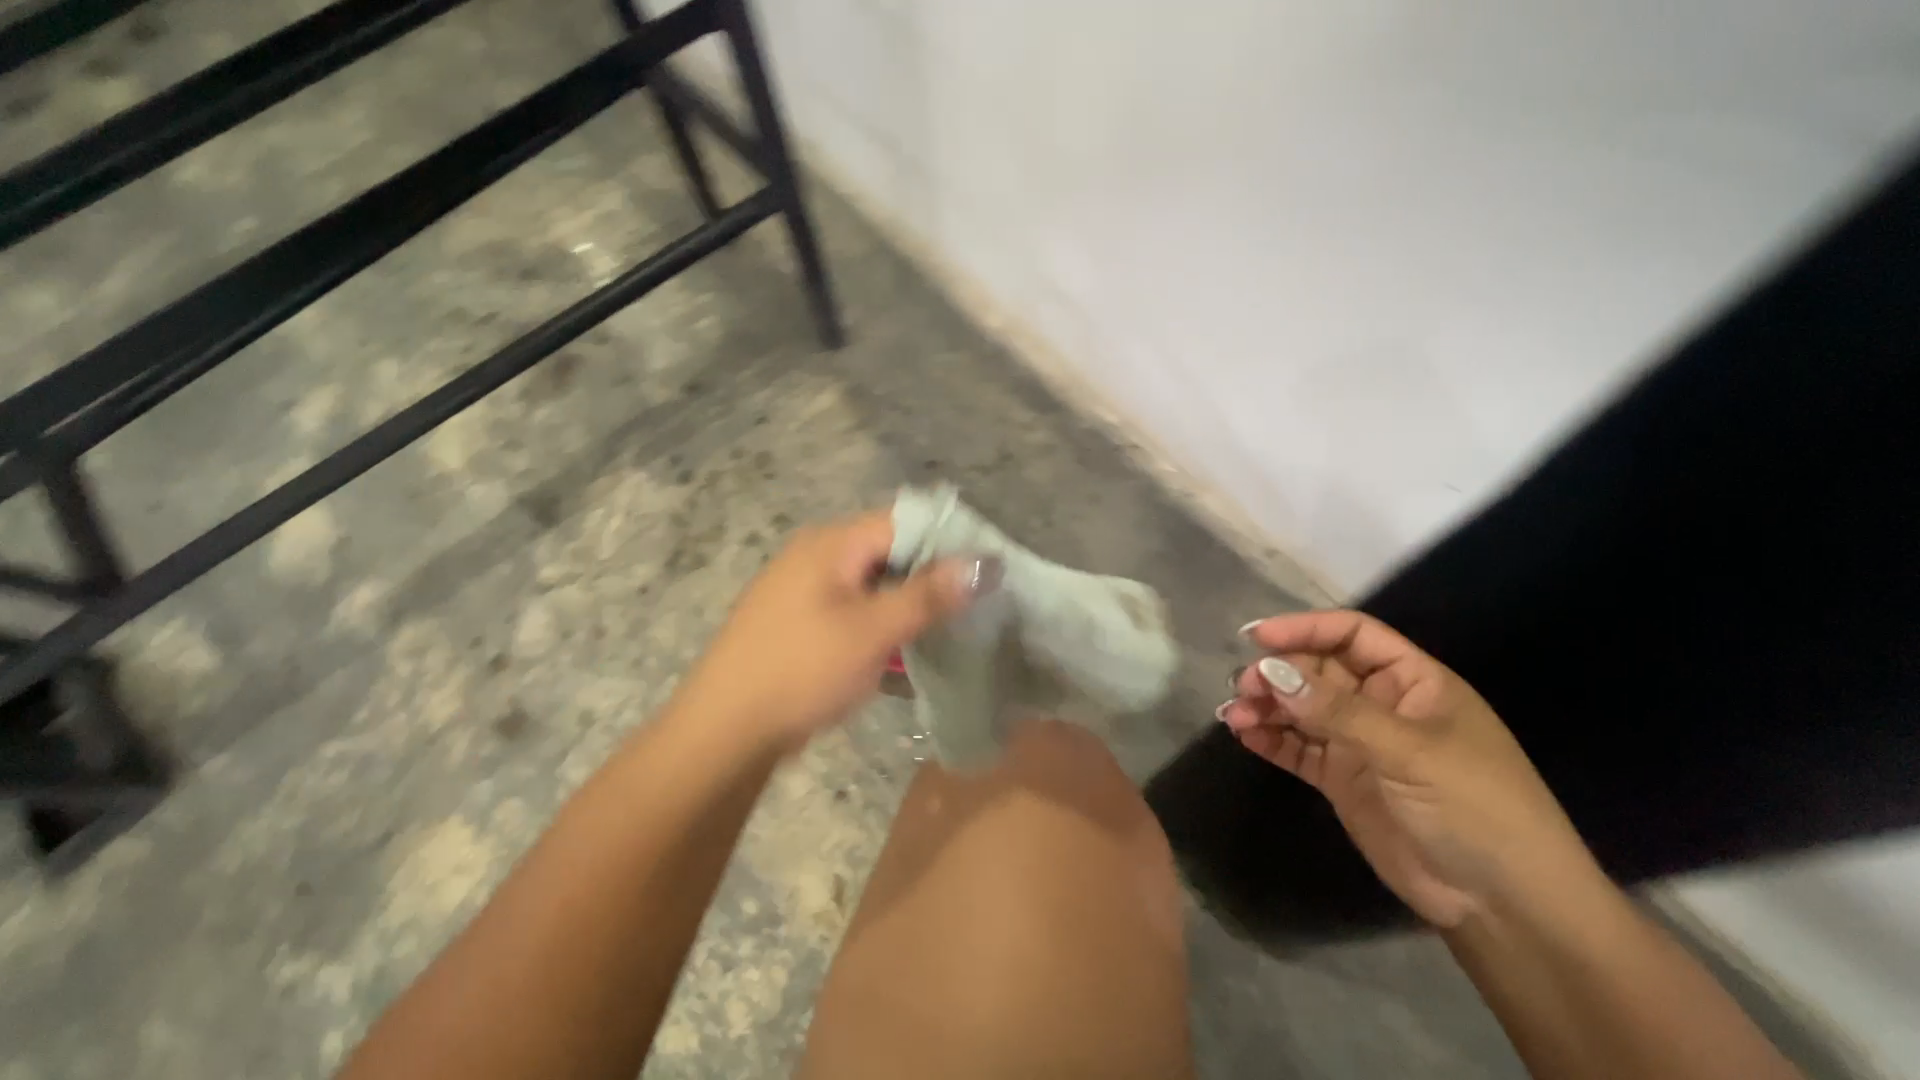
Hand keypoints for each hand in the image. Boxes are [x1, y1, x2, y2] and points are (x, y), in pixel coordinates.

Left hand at [670, 511, 990, 752]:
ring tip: (952, 631)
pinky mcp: (800, 626)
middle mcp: (815, 556)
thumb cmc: (801, 670)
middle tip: (979, 605)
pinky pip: (854, 612)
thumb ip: (928, 595)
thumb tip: (987, 561)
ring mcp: (804, 592)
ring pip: (873, 586)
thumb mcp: (871, 631)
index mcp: (831, 543)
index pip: (904, 522)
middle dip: (933, 577)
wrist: (725, 730)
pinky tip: (907, 654)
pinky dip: (883, 626)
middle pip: (889, 552)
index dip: (950, 540)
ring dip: (909, 606)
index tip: (991, 570)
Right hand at [1220, 610, 1595, 926]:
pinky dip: (1272, 741)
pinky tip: (1245, 736)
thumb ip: (1338, 711)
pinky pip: (1300, 750)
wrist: (1502, 901)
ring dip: (1268, 707)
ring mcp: (1363, 745)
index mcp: (1415, 682)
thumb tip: (1271, 672)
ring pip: (1304, 710)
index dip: (1306, 629)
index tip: (1257, 638)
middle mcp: (1385, 705)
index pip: (1354, 636)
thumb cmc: (1475, 807)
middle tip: (1243, 688)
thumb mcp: (1410, 751)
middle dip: (1279, 673)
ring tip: (1234, 716)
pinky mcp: (1345, 781)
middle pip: (1321, 671)